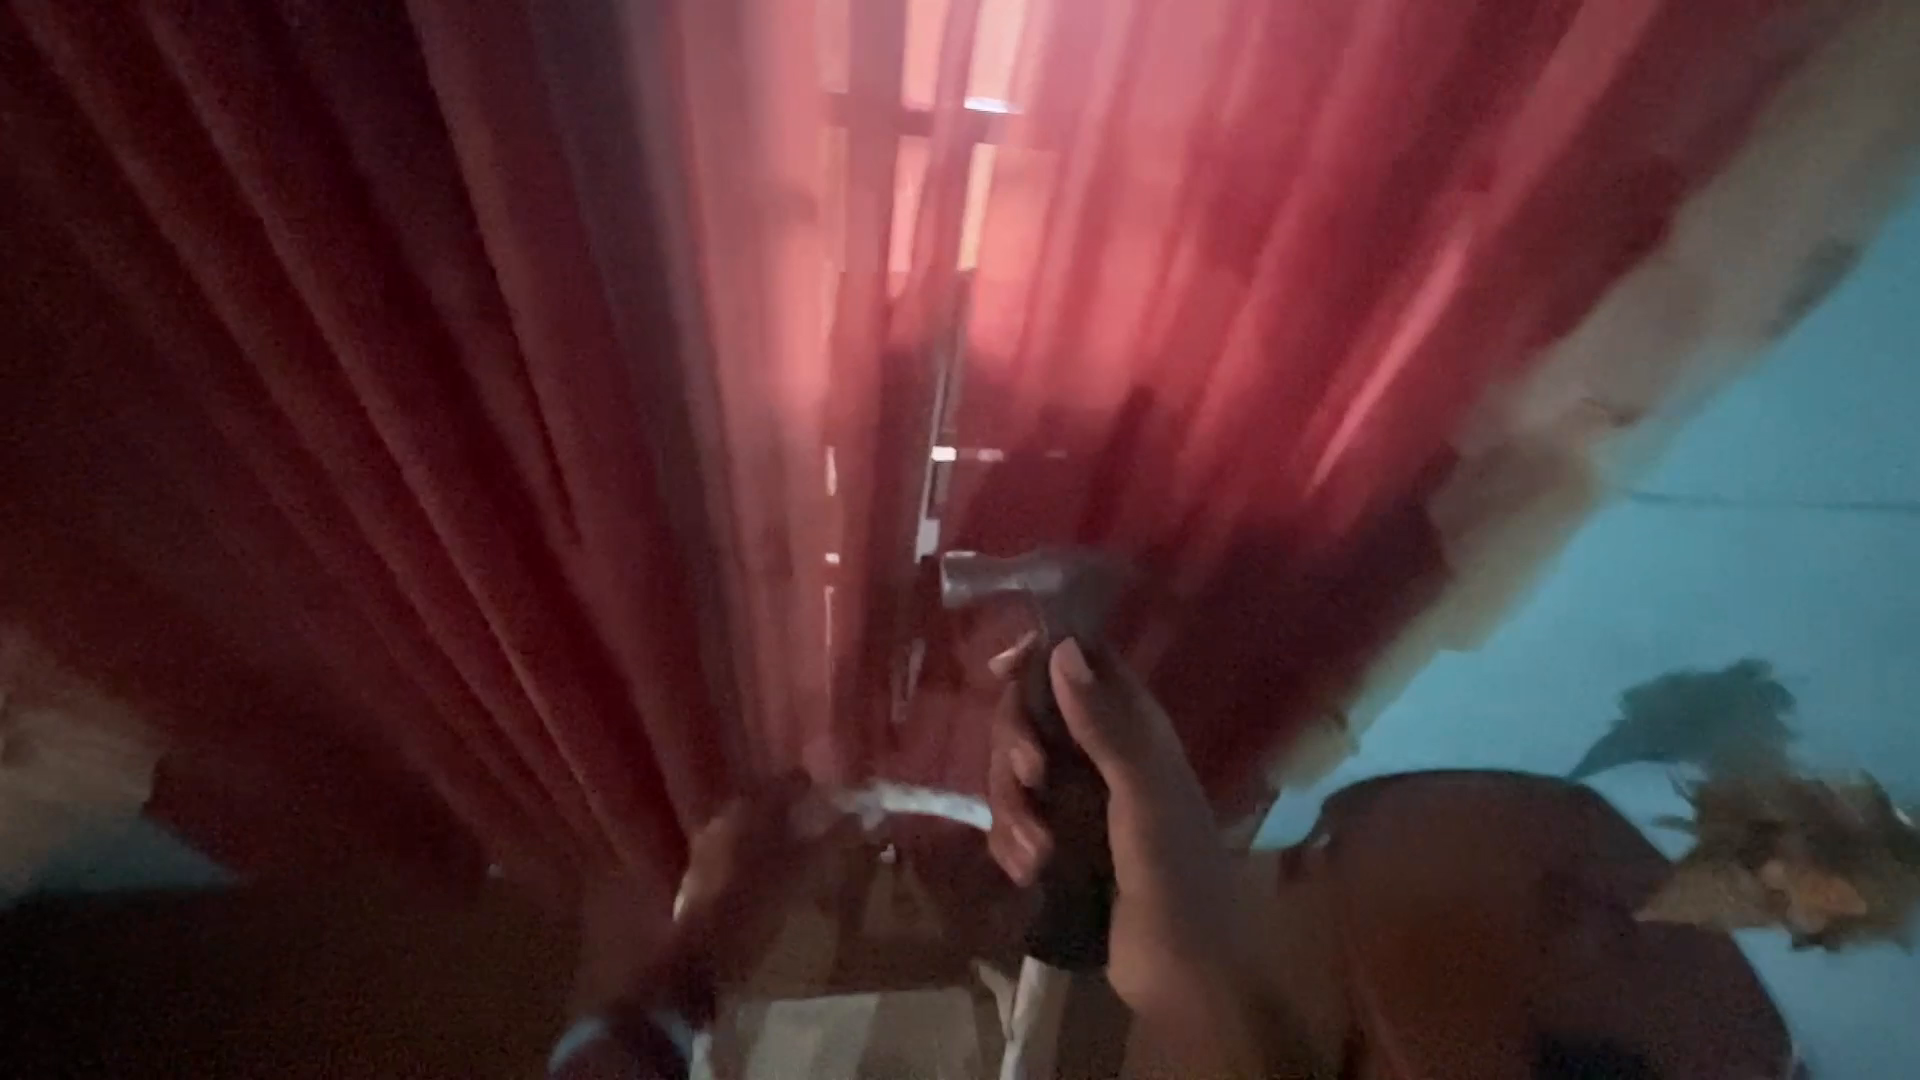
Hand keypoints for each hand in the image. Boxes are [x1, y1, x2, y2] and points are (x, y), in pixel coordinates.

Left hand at [574, 773, 854, 1015]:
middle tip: (815, 835)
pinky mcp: (697, 870)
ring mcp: (708, 842)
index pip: (793, 781)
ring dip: (770, 837)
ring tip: (791, 861)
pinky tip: (763, 880)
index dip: (816, 792)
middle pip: (769, 803)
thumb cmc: (760, 903)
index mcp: (755, 805)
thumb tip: (863, 815)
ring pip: (749, 828)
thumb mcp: (807, 870)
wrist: (703, 955)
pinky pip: (733, 851)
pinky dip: (751, 858)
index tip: (833, 808)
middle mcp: (728, 814)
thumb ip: (836, 837)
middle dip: (792, 815)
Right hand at [986, 637, 1282, 1070]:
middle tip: (1030, 780)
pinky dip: (1010, 841)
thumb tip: (1061, 649)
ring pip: (1011, 769)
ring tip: (1037, 857)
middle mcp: (1097, 750)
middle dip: (1016, 745)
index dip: (1038, 656)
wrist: (1185, 977)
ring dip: (1013, 809)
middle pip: (1029, 714)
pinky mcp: (1053, 837)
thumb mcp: (1144, 795)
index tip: (999, 670)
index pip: (1078, 662)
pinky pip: (1008, 818)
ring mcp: (1072, 795)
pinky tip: (1029, 872)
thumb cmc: (1177, 874)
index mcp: (1130, 726)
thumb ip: (1104, 724)